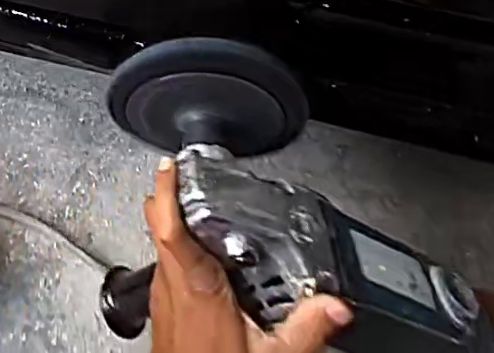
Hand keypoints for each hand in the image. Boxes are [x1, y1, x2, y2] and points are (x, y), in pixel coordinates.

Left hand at [144, 157, 353, 352]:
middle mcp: (171, 282)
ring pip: (162, 243)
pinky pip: (168, 266)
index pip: (168, 224)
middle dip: (172, 198)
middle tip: (192, 181)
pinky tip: (209, 265)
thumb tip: (334, 304)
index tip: (170, 165)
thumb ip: (306, 327)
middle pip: (160, 224)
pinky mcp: (162, 305)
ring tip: (205, 216)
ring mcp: (162, 293)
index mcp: (194, 284)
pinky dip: (184, 253)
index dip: (165, 189)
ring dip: (178, 225)